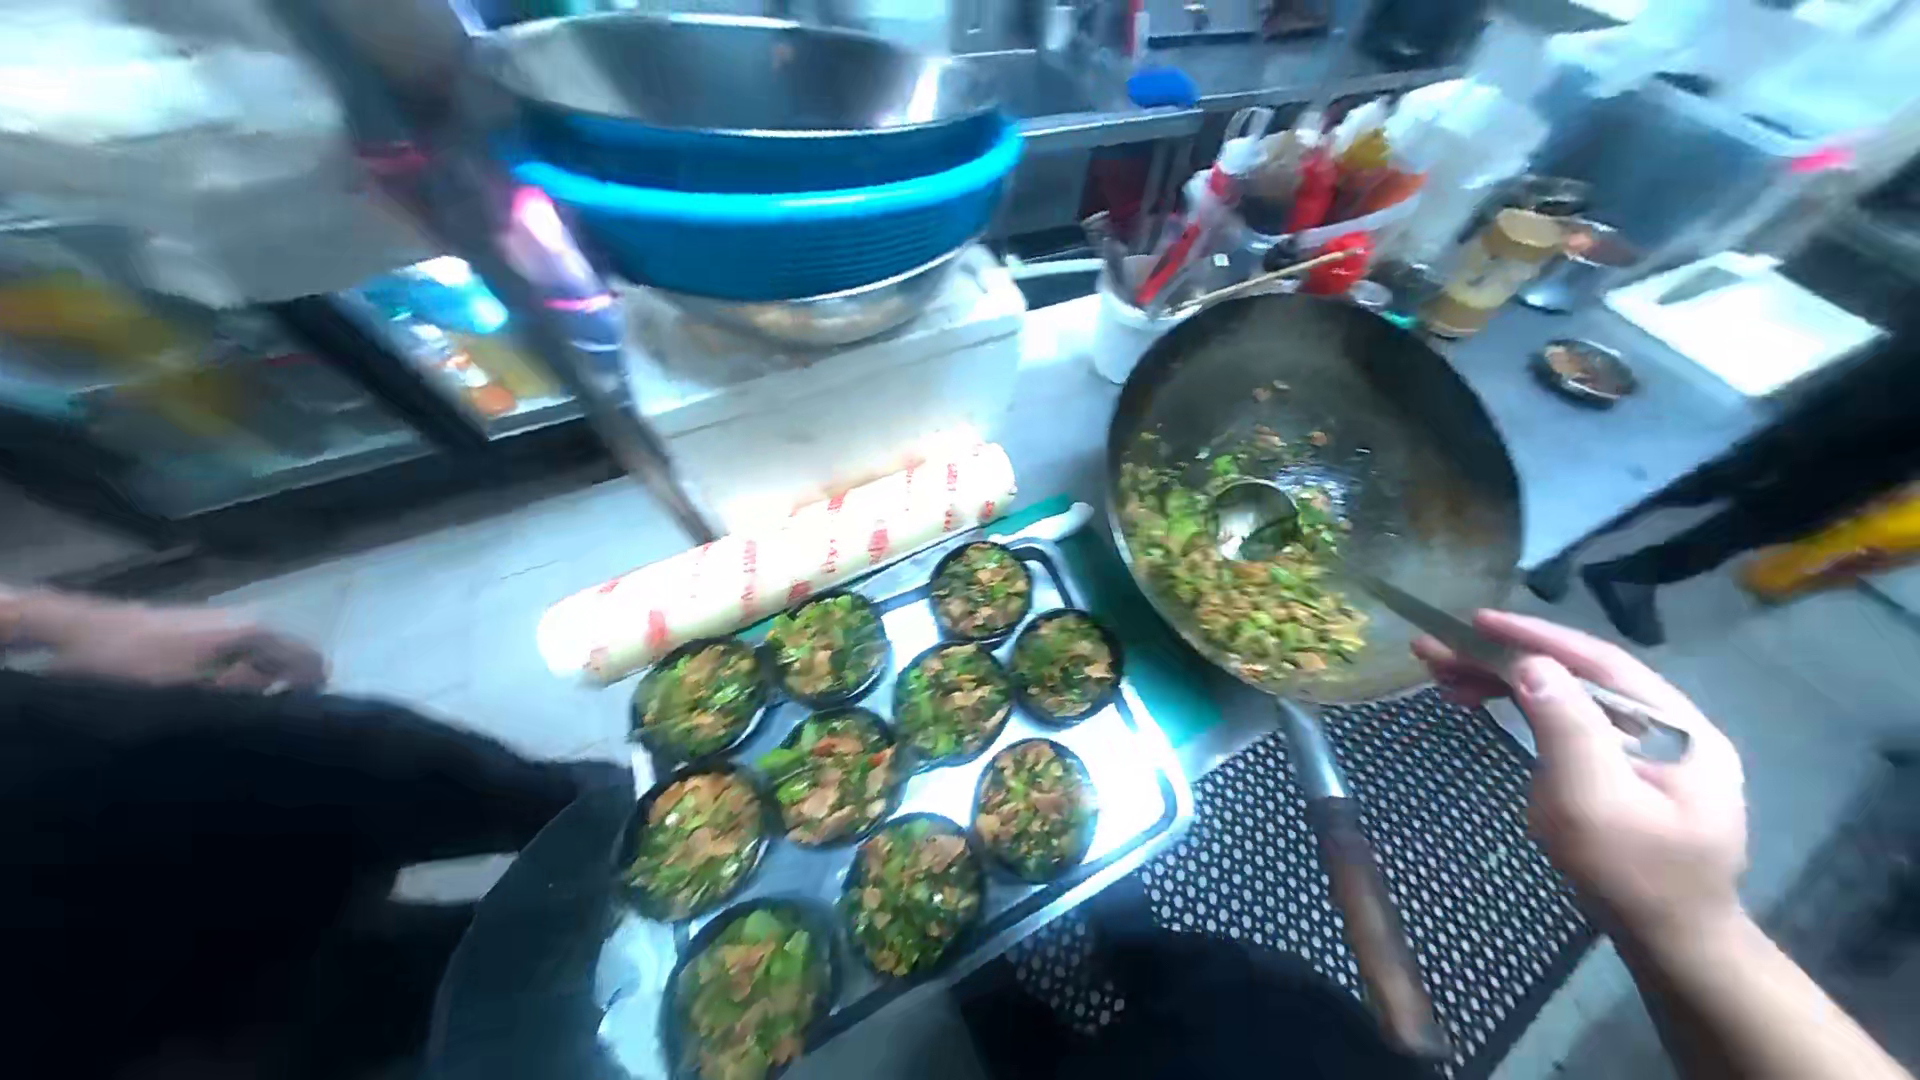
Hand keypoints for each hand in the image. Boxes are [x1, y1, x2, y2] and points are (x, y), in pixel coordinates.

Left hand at [44, 600, 327, 692]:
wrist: (80, 628)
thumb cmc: (139, 658)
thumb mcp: (191, 682)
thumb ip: (244, 686)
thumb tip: (282, 693)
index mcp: (261, 633)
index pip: (310, 660)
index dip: (313, 686)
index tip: (304, 712)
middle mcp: (259, 621)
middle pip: (295, 654)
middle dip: (293, 680)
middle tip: (277, 710)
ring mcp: (237, 620)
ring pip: (273, 653)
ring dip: (270, 675)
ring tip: (253, 701)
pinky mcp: (217, 626)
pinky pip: (253, 649)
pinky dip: (253, 667)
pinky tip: (232, 685)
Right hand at [1412, 610, 1747, 949]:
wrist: (1663, 934)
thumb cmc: (1631, 871)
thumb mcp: (1594, 802)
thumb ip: (1568, 730)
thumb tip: (1531, 666)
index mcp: (1676, 728)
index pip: (1600, 663)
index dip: (1536, 637)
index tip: (1478, 622)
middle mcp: (1657, 724)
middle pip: (1568, 672)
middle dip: (1498, 656)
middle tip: (1435, 646)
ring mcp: (1629, 741)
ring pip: (1552, 689)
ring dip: (1492, 675)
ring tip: (1437, 668)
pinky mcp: (1601, 756)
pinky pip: (1547, 712)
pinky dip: (1504, 698)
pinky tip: (1468, 695)